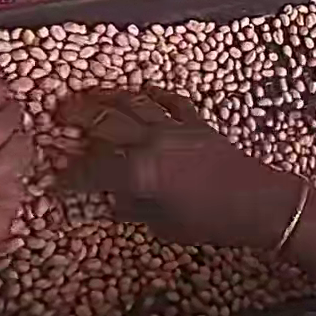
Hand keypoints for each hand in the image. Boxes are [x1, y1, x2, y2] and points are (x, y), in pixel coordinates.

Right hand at [57, 88, 301, 249]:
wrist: (258, 202)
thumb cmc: (210, 222)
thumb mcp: (165, 224)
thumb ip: (135, 208)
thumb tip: (115, 201)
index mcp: (138, 172)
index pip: (92, 170)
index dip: (70, 175)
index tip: (57, 178)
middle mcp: (151, 143)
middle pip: (105, 123)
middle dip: (78, 118)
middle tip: (58, 114)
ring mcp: (176, 128)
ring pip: (135, 104)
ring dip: (109, 98)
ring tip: (91, 96)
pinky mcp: (198, 124)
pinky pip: (173, 102)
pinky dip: (155, 95)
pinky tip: (143, 91)